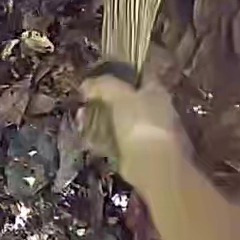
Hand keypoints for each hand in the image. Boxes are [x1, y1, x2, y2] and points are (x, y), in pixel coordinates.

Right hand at [80, 74, 191, 189]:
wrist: (153, 165)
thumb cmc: (140, 123)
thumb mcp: (119, 95)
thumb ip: (103, 85)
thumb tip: (86, 84)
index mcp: (157, 92)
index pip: (141, 76)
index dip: (122, 74)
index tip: (101, 76)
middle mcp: (157, 111)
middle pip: (129, 100)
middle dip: (106, 101)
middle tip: (86, 101)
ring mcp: (149, 134)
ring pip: (121, 122)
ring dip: (102, 122)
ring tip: (81, 121)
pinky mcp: (139, 154)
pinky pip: (117, 142)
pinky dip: (103, 141)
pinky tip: (88, 141)